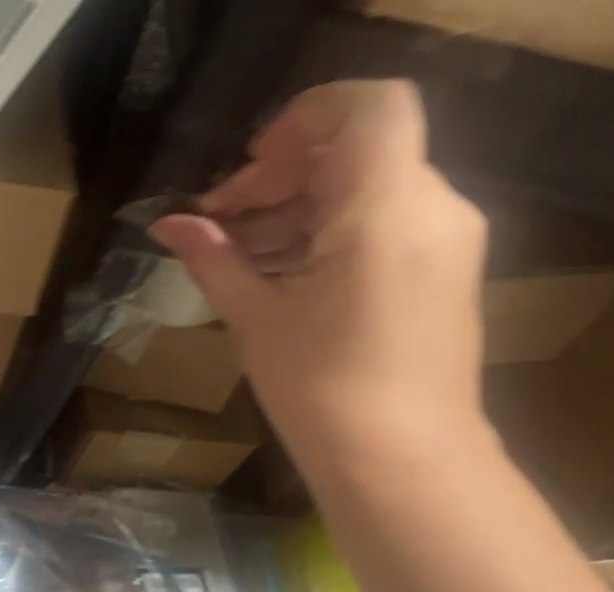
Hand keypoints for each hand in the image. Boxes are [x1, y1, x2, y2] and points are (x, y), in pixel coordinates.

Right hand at [149, 80, 488, 453]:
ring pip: (368, 188)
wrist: (403, 461)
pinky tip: (280, 275)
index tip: (249, 167)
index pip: (365, 107)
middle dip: (281, 175)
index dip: (302, 119)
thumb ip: (215, 258)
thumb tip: (169, 224)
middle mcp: (431, 208)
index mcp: (386, 209)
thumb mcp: (257, 319)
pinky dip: (330, 233)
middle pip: (356, 150)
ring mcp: (444, 240)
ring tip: (240, 255)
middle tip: (220, 219)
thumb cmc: (322, 391)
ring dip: (299, 207)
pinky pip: (384, 224)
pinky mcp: (442, 272)